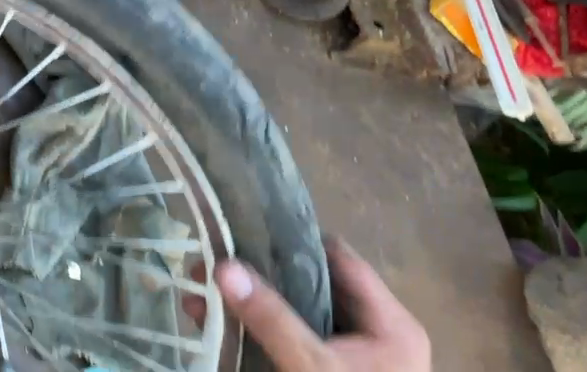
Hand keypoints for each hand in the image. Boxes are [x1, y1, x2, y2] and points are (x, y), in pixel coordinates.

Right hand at [215, 237, 430, 370]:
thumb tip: (220, 263)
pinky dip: (253, 329)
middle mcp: (374, 331)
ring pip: (292, 310)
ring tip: (197, 298)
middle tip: (205, 267)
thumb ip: (270, 317)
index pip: (336, 255)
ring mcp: (353, 355)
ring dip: (244, 302)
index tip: (238, 229)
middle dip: (253, 274)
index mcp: (390, 323)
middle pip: (308, 281)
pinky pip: (289, 337)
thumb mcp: (313, 369)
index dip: (289, 237)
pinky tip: (214, 326)